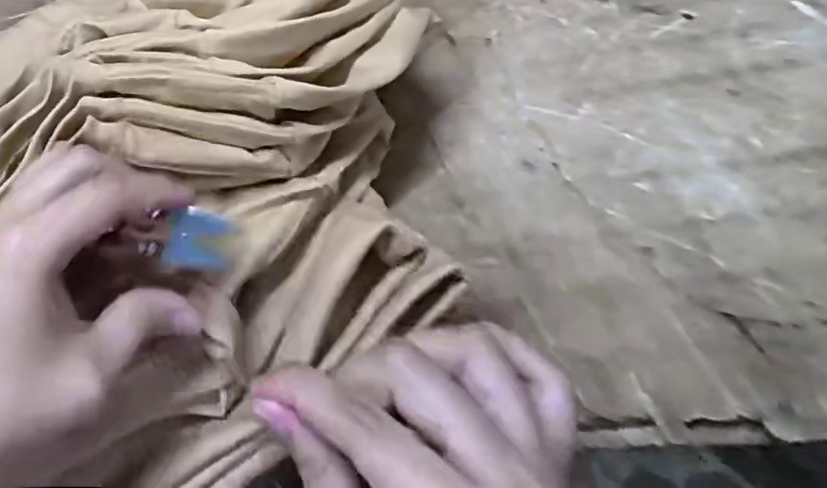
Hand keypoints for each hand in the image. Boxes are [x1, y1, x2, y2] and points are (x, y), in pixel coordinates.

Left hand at [0, 143, 203, 487]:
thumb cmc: (11, 403)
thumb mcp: (88, 375)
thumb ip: (140, 324)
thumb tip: (194, 307)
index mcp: (32, 242)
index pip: (104, 192)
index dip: (154, 190)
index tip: (194, 201)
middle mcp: (10, 215)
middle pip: (77, 161)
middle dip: (127, 175)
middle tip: (167, 210)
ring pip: (55, 166)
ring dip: (100, 178)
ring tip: (140, 216)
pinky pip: (40, 187)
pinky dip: (77, 191)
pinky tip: (101, 229)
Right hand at [251, 323, 576, 487]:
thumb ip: (324, 476)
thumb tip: (271, 404)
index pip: (360, 420)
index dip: (299, 391)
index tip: (262, 390)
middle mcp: (509, 475)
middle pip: (408, 368)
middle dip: (352, 381)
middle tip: (327, 415)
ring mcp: (544, 462)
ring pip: (471, 351)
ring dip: (418, 357)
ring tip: (385, 393)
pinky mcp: (564, 457)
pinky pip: (539, 374)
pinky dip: (495, 357)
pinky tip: (452, 369)